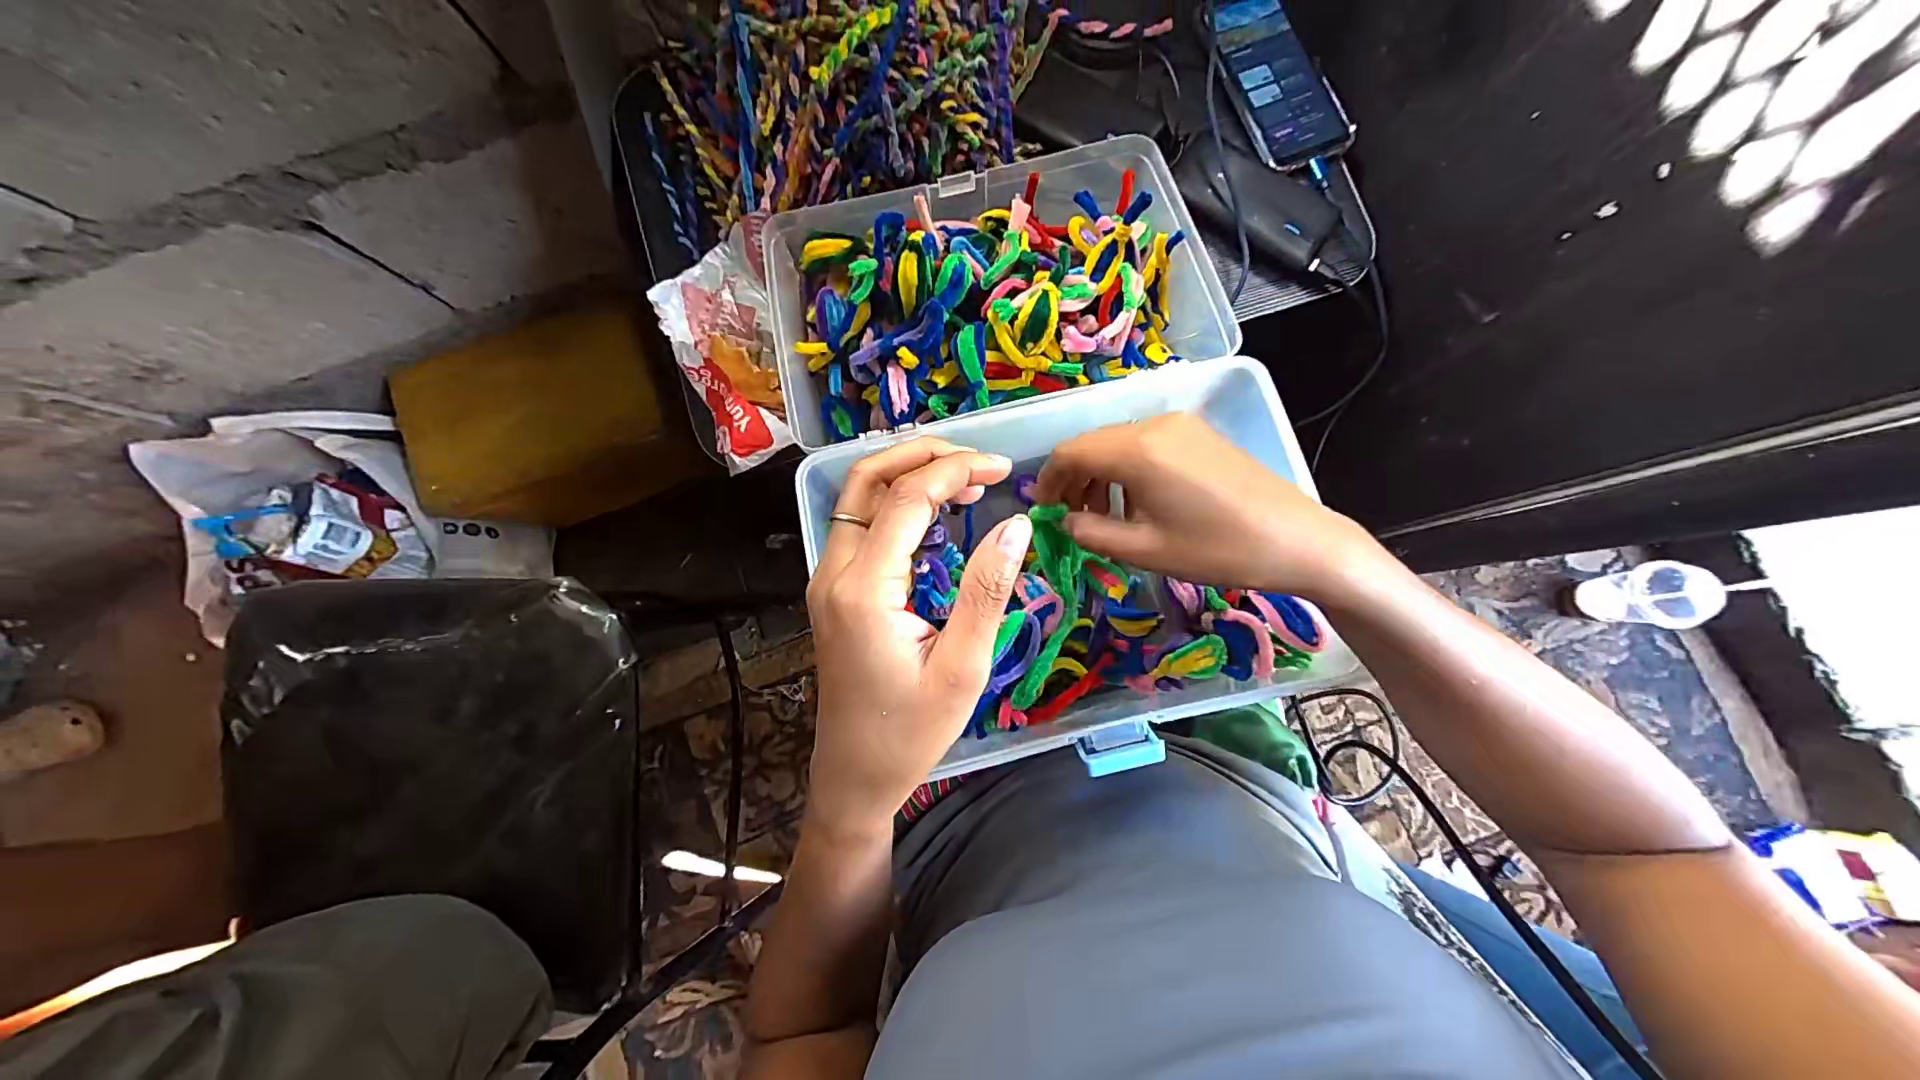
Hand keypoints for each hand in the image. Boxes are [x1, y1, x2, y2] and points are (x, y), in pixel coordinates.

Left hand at [806, 438, 1032, 836]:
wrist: (854, 776)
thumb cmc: (910, 732)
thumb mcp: (962, 667)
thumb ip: (986, 590)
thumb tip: (1017, 524)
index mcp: (864, 590)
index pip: (907, 499)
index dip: (956, 470)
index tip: (1003, 468)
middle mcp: (834, 573)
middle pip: (867, 480)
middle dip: (923, 455)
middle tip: (980, 460)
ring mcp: (827, 580)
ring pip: (859, 498)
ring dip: (908, 475)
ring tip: (967, 481)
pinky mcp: (834, 591)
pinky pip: (861, 526)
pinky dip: (898, 505)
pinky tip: (938, 516)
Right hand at [1032, 413, 1393, 603]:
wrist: (1297, 540)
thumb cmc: (1217, 549)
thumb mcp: (1144, 550)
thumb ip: (1090, 533)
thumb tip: (1063, 522)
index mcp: (1137, 450)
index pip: (1069, 452)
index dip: (1049, 481)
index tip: (1045, 513)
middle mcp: (1154, 424)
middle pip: (1092, 443)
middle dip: (1073, 480)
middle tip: (1073, 521)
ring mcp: (1181, 425)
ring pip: (1117, 442)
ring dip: (1099, 476)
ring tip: (1105, 518)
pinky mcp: (1198, 433)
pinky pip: (1145, 444)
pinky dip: (1126, 470)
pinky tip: (1138, 504)